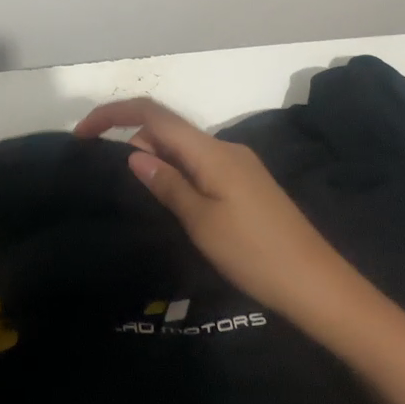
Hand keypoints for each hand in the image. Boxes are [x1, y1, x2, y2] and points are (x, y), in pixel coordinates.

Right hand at [75, 98, 358, 322]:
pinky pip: (200, 165)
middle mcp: (225, 148)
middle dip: (133, 142)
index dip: (113, 114)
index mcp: (211, 151)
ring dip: (156, 161)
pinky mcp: (248, 186)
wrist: (323, 289)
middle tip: (116, 183)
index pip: (153, 114)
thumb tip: (134, 154)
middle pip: (167, 128)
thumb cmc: (256, 254)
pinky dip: (177, 173)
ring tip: (145, 200)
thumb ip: (166, 183)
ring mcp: (239, 166)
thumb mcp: (201, 222)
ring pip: (184, 149)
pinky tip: (176, 205)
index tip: (82, 134)